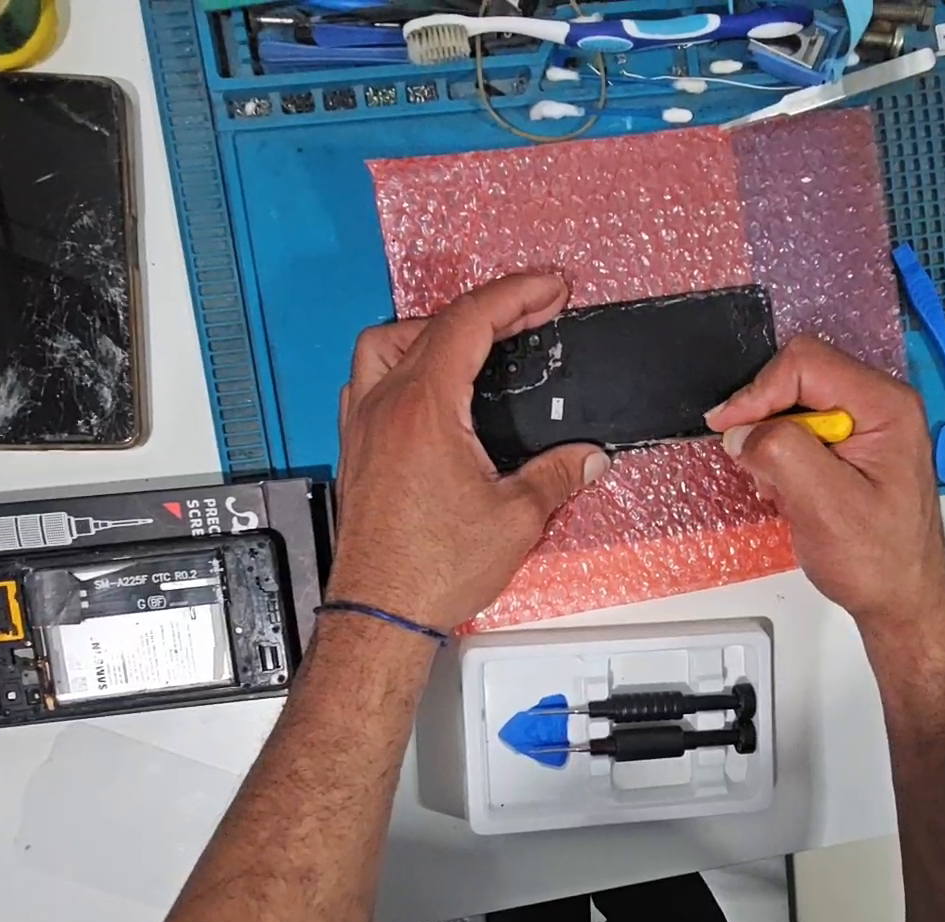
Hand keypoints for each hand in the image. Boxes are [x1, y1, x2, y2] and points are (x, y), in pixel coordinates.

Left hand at [330, 274, 611, 631]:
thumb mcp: (516, 519)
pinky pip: (369, 379)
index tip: (550, 288)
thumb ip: (557, 476)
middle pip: (434, 323)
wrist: (381, 611)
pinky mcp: (357, 449)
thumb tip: (587, 457)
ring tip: (474, 339)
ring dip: (434, 328)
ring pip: (386, 342)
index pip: (471, 321)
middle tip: (532, 312)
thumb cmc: (430, 569)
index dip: (518, 294)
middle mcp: (386, 406)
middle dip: (491, 307)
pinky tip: (425, 385)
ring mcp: (363, 425)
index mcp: (425, 409)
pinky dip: (401, 363)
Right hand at [706, 337, 944, 627]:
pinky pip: (795, 433)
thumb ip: (782, 454)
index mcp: (885, 406)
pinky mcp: (847, 446)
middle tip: (760, 470)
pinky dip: (779, 460)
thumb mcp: (826, 506)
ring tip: (784, 490)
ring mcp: (862, 425)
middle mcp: (877, 405)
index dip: (757, 393)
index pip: (804, 364)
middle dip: (765, 423)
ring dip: (771, 446)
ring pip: (790, 408)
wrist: (898, 598)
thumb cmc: (878, 561)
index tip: (729, 430)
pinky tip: (792, 493)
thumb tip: (743, 431)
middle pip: (795, 381)